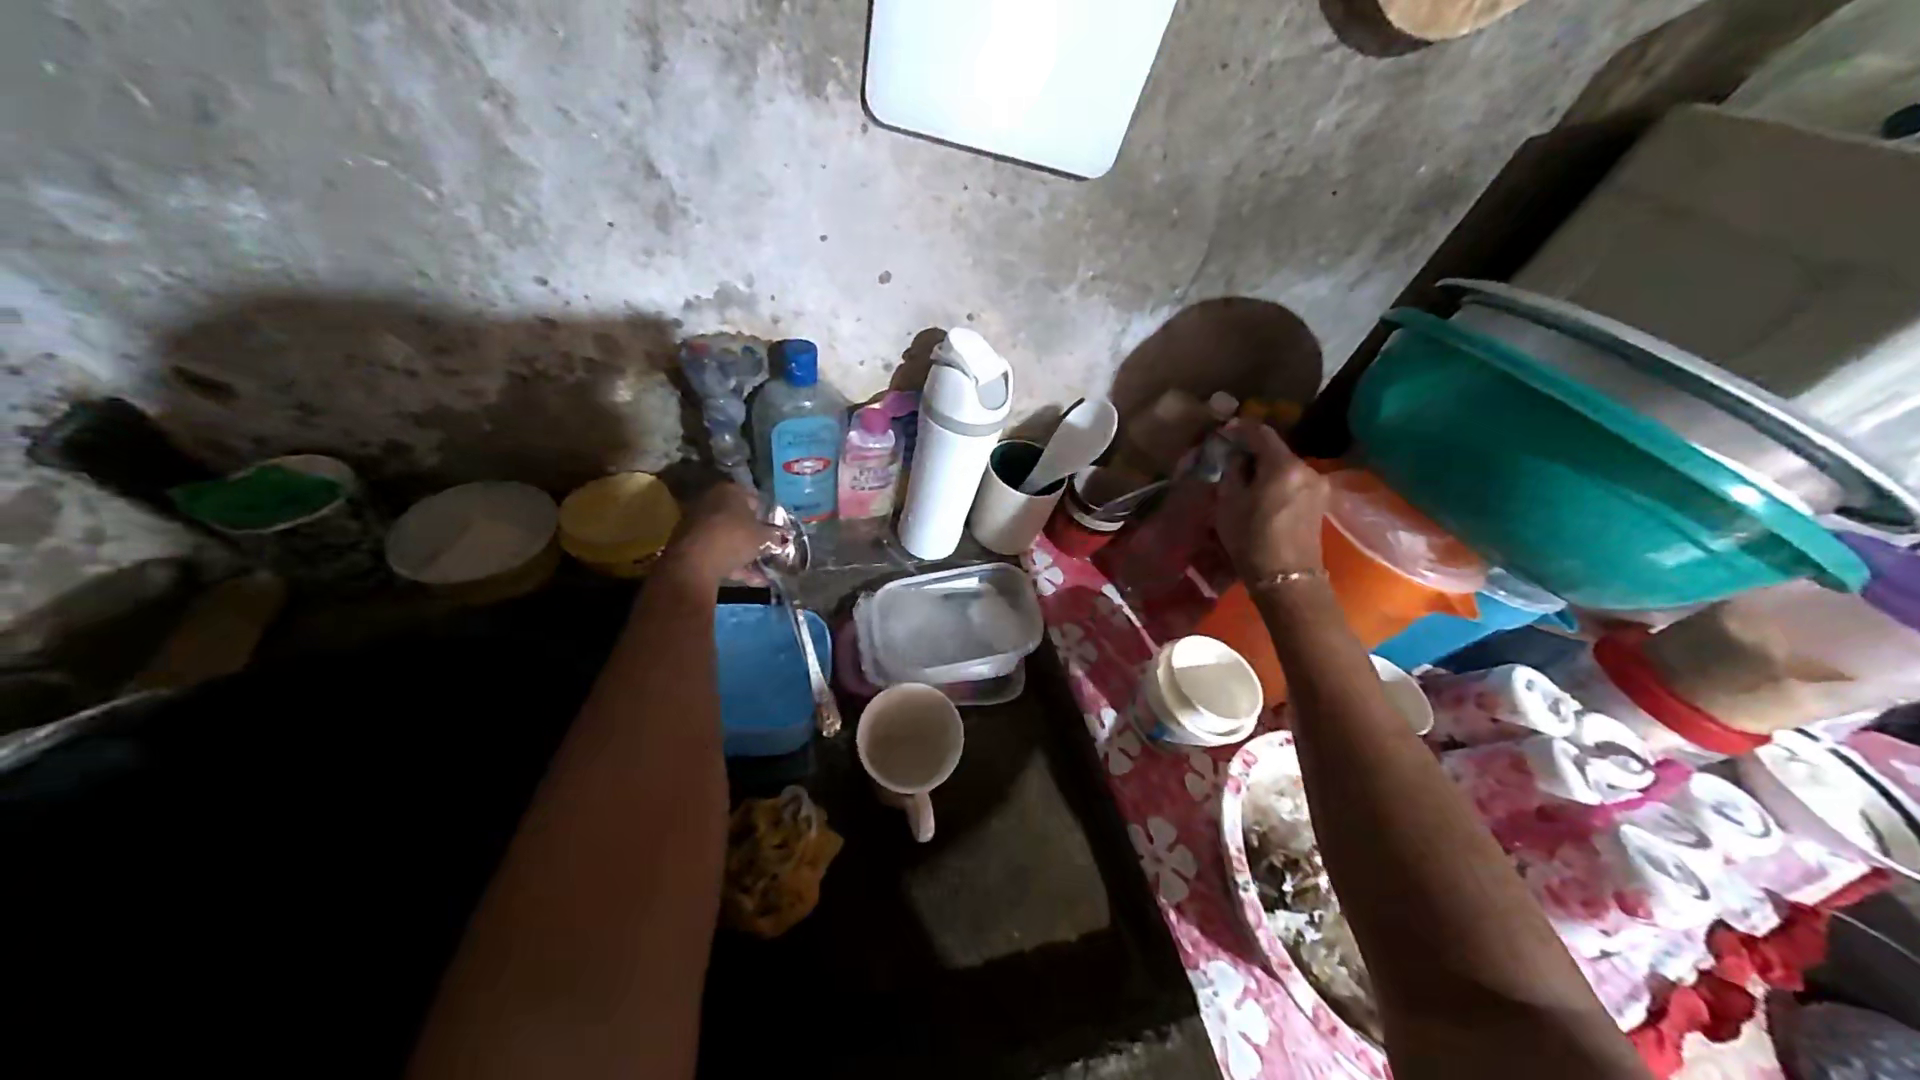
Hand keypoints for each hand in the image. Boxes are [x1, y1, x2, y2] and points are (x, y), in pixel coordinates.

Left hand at [659, 483, 777, 585]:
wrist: (694, 562)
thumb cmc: (734, 538)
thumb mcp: (763, 537)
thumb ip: (774, 536)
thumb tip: (782, 537)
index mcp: (730, 490)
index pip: (754, 499)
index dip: (767, 515)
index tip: (775, 531)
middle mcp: (711, 501)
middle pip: (738, 519)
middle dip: (753, 537)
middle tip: (768, 551)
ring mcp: (697, 522)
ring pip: (727, 538)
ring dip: (744, 554)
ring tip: (762, 573)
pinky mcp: (689, 544)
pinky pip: (717, 552)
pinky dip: (732, 564)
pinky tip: (749, 580)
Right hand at [1216, 420, 1328, 585]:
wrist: (1286, 579)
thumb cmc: (1251, 538)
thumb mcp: (1229, 502)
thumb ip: (1232, 471)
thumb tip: (1236, 458)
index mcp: (1284, 464)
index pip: (1261, 433)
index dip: (1240, 429)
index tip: (1224, 431)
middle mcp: (1307, 469)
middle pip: (1275, 450)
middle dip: (1252, 451)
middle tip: (1230, 459)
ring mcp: (1318, 487)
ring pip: (1284, 468)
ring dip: (1264, 469)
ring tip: (1243, 480)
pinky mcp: (1319, 504)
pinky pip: (1293, 483)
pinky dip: (1276, 482)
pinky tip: (1261, 495)